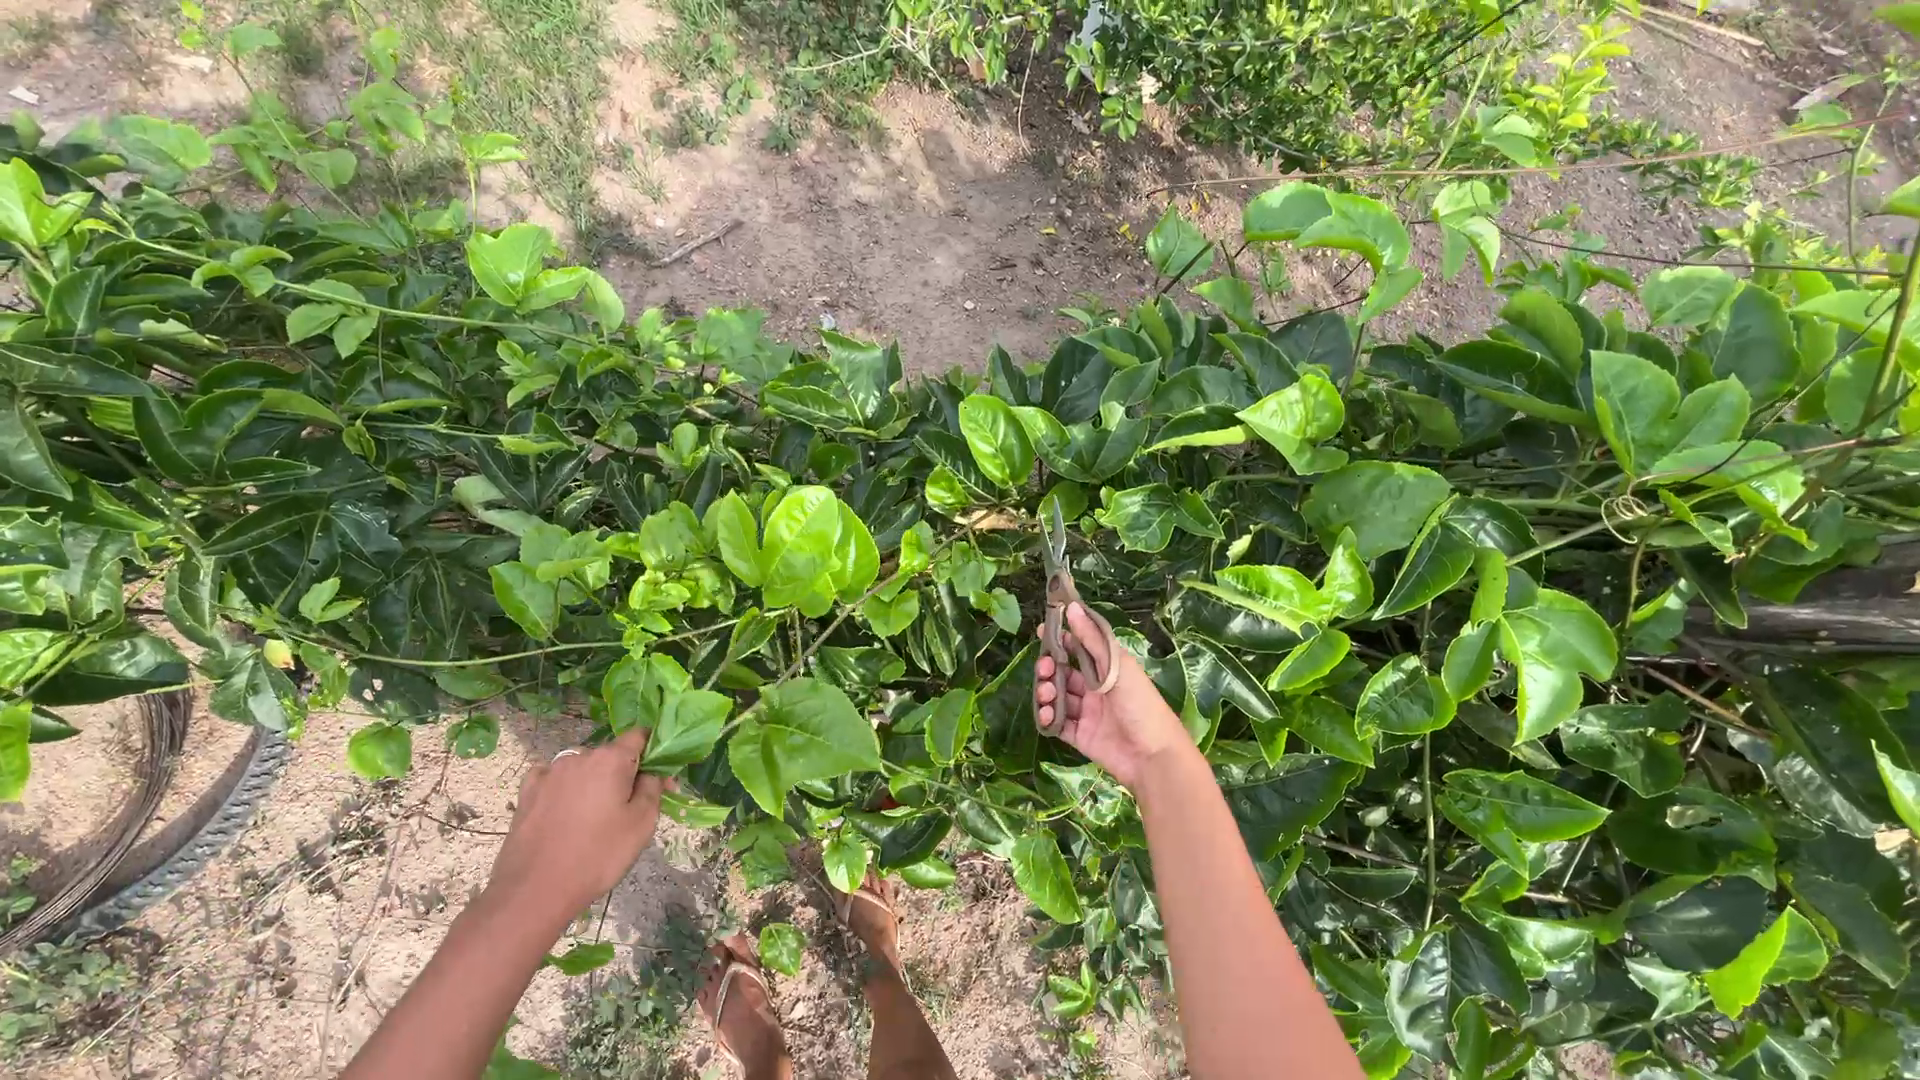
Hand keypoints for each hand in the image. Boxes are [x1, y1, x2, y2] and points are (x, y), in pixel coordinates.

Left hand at [484, 727, 666, 923]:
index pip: (639, 736)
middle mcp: (578, 756)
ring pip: (582, 768)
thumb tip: (652, 772)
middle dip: (624, 774)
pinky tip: (565, 813)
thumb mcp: (642, 823)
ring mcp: (548, 773)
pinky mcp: (527, 792)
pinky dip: (564, 790)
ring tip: (594, 818)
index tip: (658, 781)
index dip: (653, 755)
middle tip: (629, 808)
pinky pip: (554, 780)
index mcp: (610, 759)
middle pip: (610, 755)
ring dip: (594, 783)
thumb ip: (652, 787)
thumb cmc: (598, 855)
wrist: (534, 891)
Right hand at [1035, 602, 1192, 788]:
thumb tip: (1072, 606)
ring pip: (1059, 697)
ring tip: (1048, 693)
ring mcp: (1088, 713)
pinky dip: (1048, 717)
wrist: (1153, 755)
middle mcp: (1097, 688)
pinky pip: (1058, 723)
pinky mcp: (1081, 736)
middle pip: (1064, 672)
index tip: (1043, 631)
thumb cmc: (1140, 704)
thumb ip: (1091, 639)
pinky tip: (1047, 714)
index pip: (1080, 648)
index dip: (1061, 640)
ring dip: (1047, 691)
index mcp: (1109, 668)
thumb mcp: (1117, 666)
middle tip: (1043, 668)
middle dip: (1049, 667)